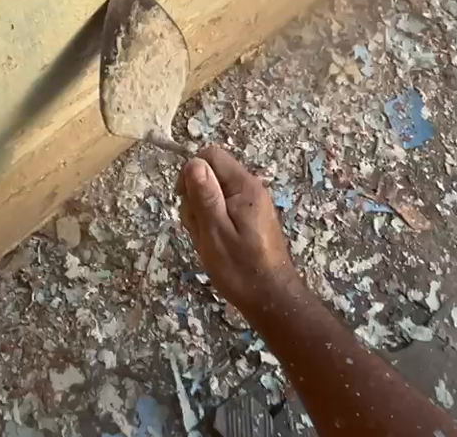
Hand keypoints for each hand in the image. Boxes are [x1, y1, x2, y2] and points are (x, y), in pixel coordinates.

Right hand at [178, 146, 305, 319]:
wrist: (272, 301)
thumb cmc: (241, 269)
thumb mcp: (216, 232)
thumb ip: (205, 196)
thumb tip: (193, 163)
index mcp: (244, 186)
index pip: (210, 155)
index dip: (191, 172)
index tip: (185, 200)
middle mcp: (249, 188)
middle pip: (210, 174)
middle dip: (196, 198)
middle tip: (200, 229)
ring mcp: (250, 203)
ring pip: (212, 193)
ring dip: (202, 214)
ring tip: (208, 241)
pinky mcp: (248, 218)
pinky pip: (221, 208)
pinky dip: (212, 223)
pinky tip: (215, 244)